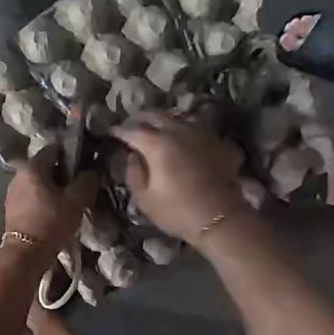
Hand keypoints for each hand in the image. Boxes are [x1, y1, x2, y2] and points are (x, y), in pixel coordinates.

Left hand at [3, 149, 98, 251]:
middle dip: (63, 172)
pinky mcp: (11, 207)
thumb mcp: (76, 201)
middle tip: (79, 185)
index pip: (54, 148)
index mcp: (32, 167)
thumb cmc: (51, 223)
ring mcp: (12, 191)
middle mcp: (18, 174)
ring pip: (38, 181)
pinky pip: (31, 195)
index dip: (71, 154)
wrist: (25, 254)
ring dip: (53, 187)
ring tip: (68, 200)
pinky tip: (53, 211)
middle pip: (45, 165)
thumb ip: (86, 181)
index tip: (84, 165)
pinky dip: (43, 198)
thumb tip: (91, 170)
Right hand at [110, 114, 245, 242]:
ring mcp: (202, 134)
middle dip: (141, 118)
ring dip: (166, 119)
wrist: (221, 218)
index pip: (133, 130)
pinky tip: (187, 139)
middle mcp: (179, 131)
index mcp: (157, 144)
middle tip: (132, 123)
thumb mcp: (144, 199)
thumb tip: (133, 156)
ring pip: (180, 117)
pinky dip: (189, 130)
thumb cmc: (177, 212)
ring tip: (160, 126)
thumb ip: (133, 174)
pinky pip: (200, 129)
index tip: (112, 132)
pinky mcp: (220, 143)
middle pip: (156, 115)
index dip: (120, 131)